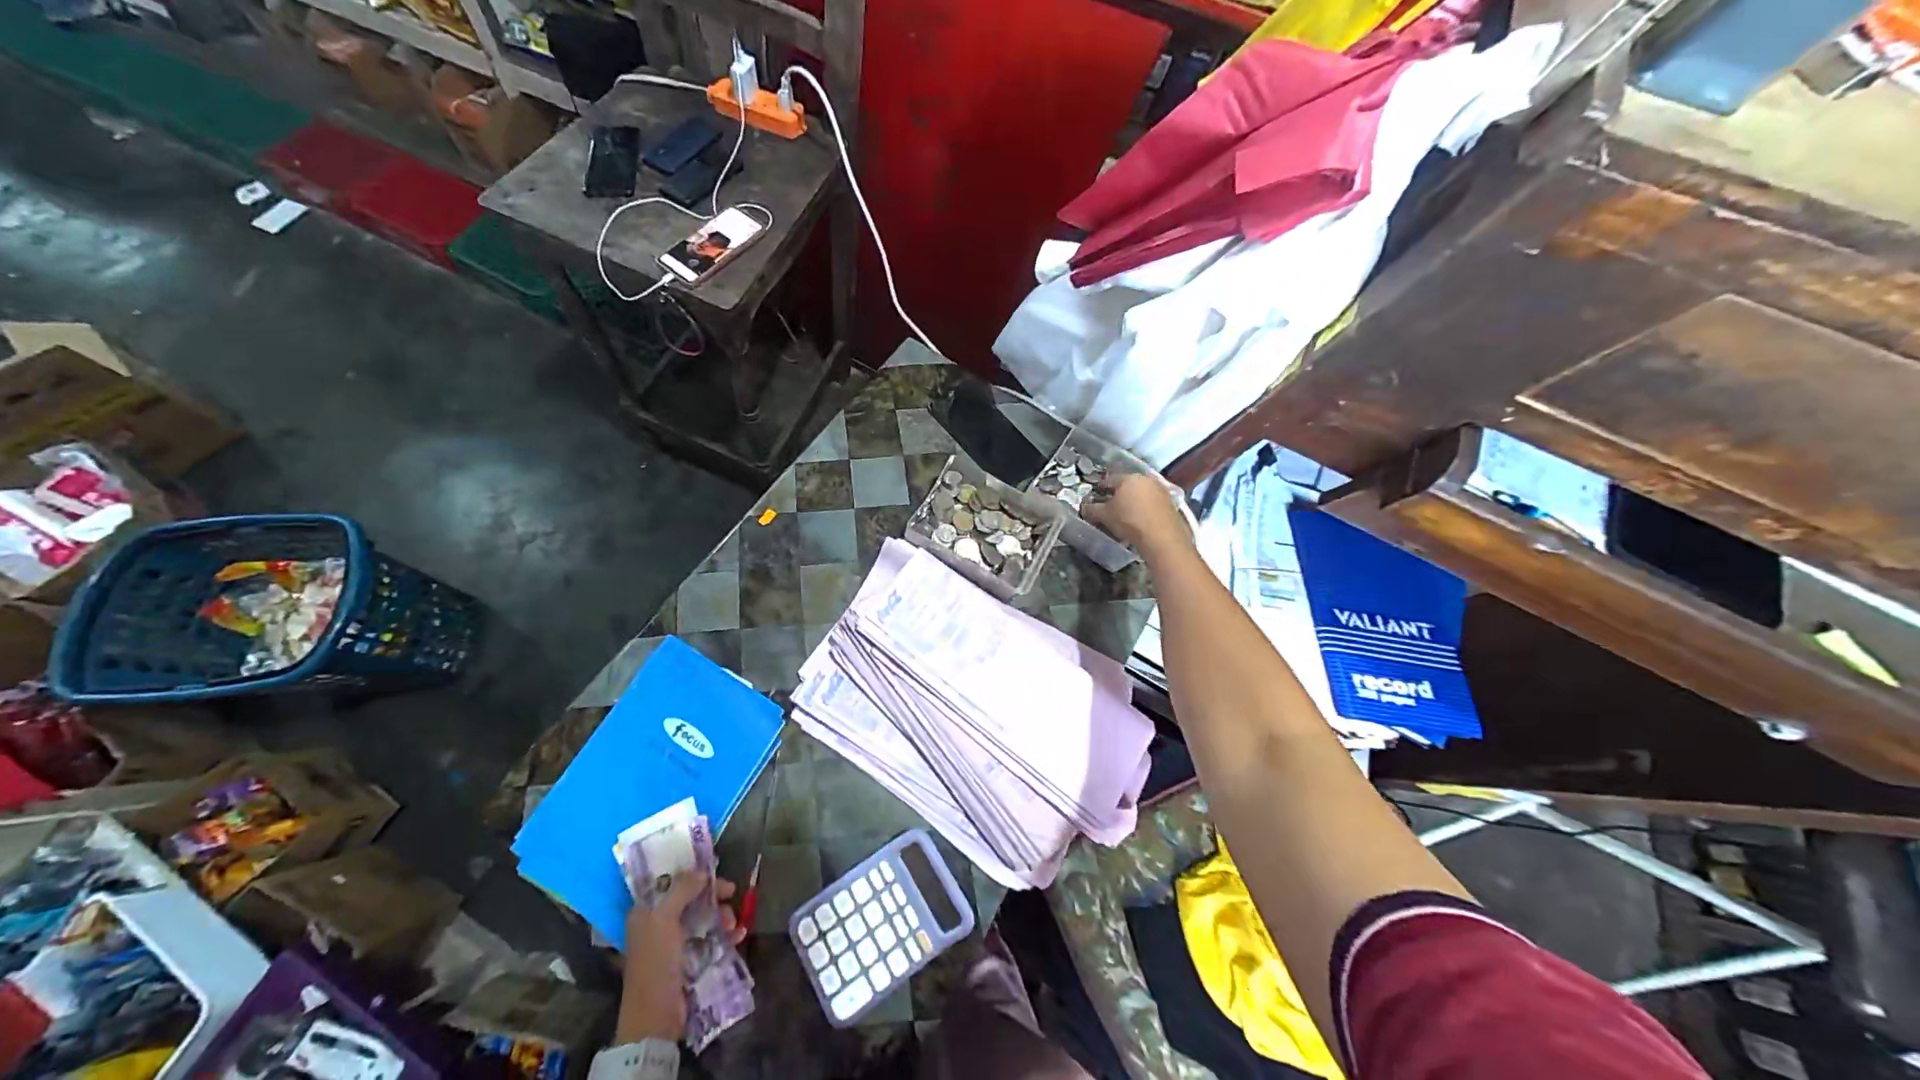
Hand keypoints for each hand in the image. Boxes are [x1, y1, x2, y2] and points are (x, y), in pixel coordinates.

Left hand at [615, 873, 745, 1043]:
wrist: (656, 1017)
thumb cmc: (656, 963)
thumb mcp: (663, 920)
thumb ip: (681, 890)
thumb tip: (702, 872)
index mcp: (646, 911)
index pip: (671, 882)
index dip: (693, 874)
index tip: (716, 870)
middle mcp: (659, 923)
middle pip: (691, 898)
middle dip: (712, 895)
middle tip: (732, 893)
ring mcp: (674, 943)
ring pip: (703, 917)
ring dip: (721, 915)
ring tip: (734, 924)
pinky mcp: (689, 960)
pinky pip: (710, 938)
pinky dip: (725, 934)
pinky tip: (738, 936)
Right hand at [1085, 474, 1190, 557]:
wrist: (1161, 536)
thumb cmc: (1129, 521)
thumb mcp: (1104, 516)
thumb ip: (1092, 510)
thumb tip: (1084, 508)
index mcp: (1128, 478)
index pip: (1109, 480)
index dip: (1099, 488)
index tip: (1095, 496)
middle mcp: (1145, 479)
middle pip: (1127, 485)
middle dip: (1118, 494)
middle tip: (1110, 506)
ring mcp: (1160, 490)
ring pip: (1141, 493)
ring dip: (1133, 501)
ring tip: (1126, 514)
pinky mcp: (1170, 503)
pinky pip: (1151, 503)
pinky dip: (1144, 508)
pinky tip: (1140, 520)